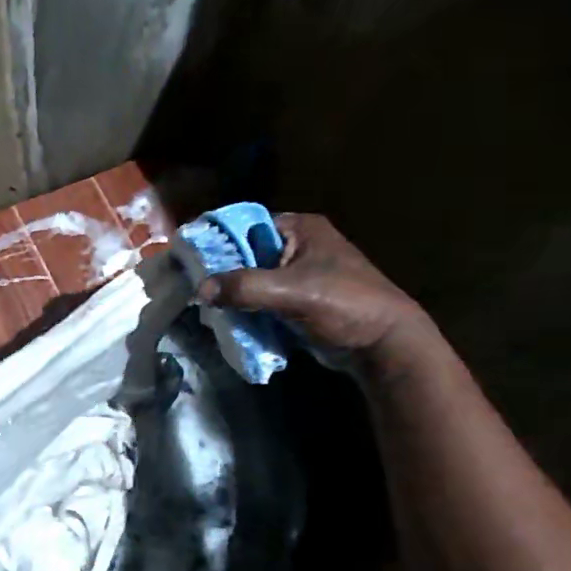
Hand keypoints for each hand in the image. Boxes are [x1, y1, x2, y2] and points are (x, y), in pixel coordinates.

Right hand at [195, 213, 429, 365]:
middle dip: (221, 272)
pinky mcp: (297, 300)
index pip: (246, 225)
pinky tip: (228, 319)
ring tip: (206, 307)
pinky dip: (246, 309)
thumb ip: (245, 287)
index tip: (188, 259)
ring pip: (251, 279)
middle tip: (192, 287)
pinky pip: (261, 299)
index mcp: (300, 228)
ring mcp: (298, 274)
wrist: (382, 345)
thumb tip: (200, 290)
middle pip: (245, 253)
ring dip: (232, 294)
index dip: (217, 240)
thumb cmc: (344, 306)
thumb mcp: (291, 292)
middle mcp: (297, 245)